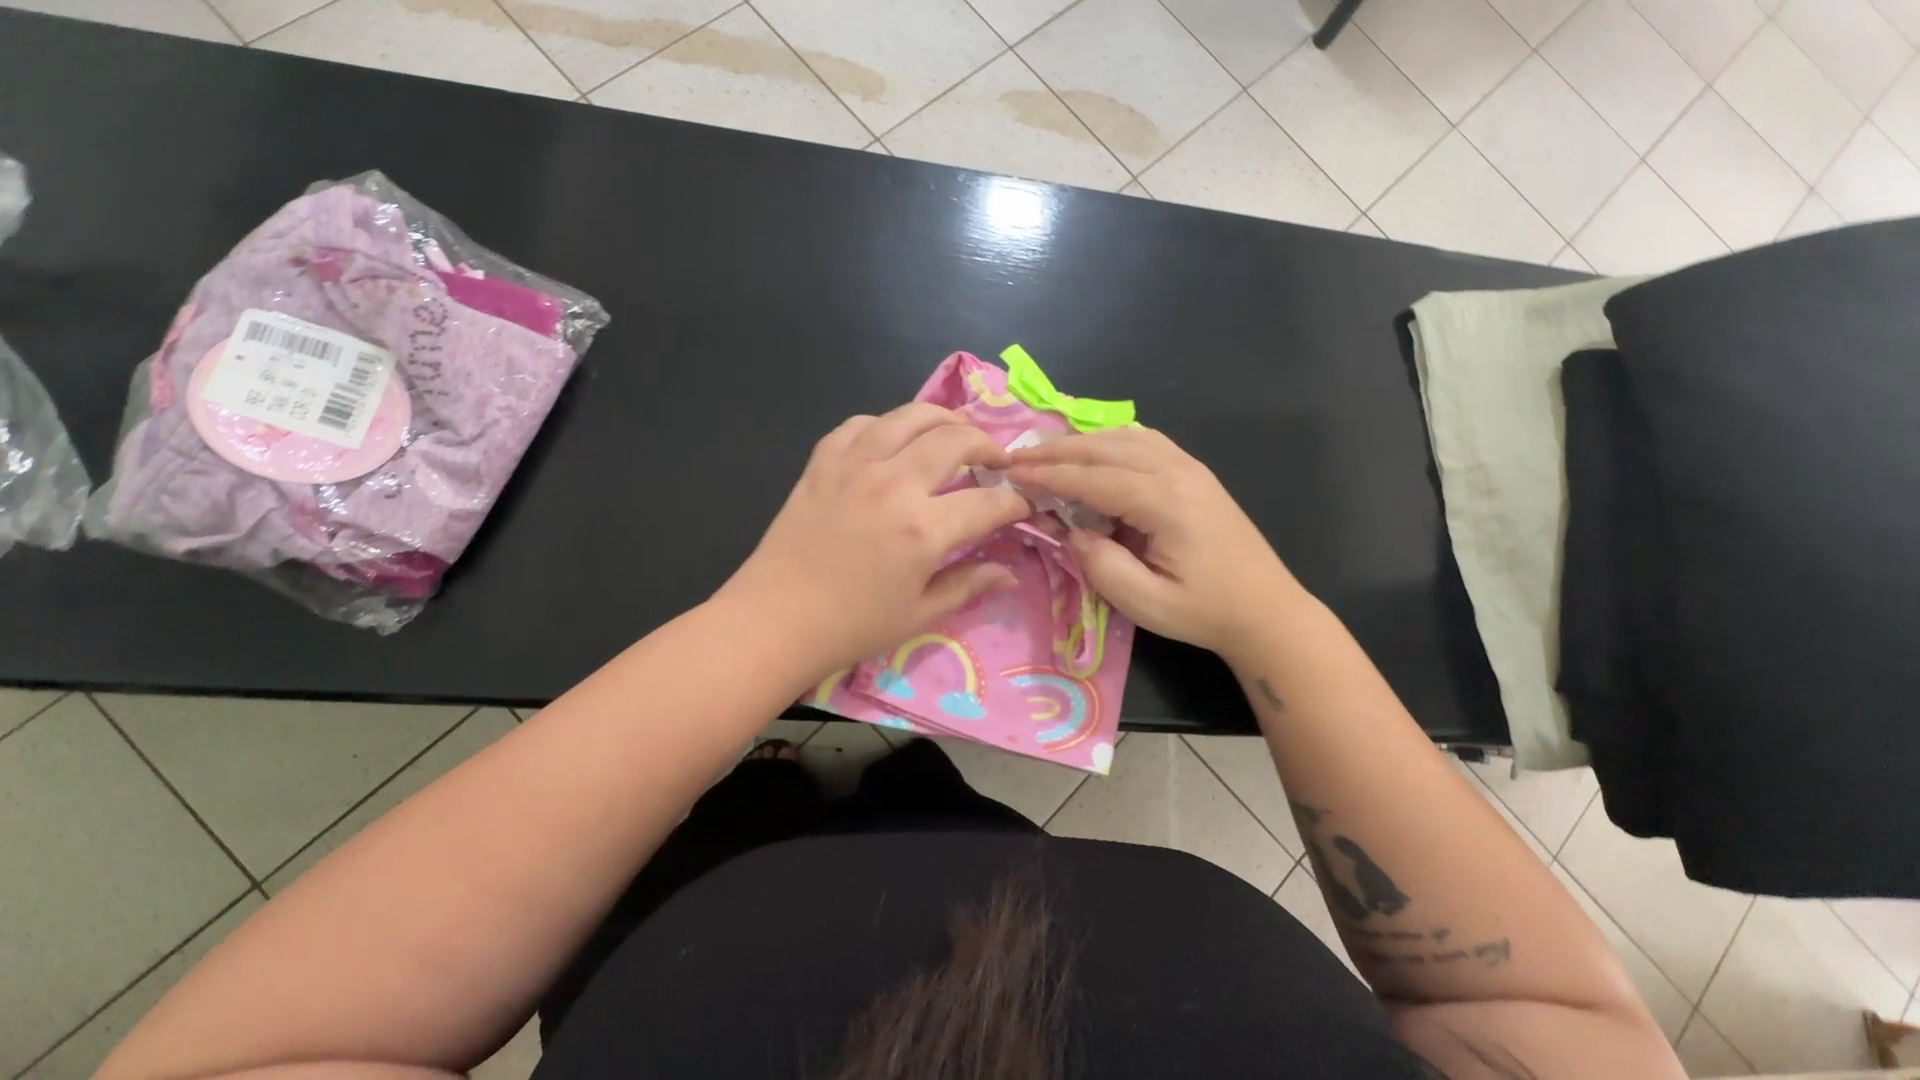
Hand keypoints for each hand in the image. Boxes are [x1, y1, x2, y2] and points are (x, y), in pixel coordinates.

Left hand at [718, 404, 1031, 679]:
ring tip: (958, 431)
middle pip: (955, 440)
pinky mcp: (823, 462)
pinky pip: (861, 424)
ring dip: (943, 418)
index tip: (1023, 505)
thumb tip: (1009, 572)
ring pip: (910, 417)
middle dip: (988, 445)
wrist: (776, 619)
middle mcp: (894, 483)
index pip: (988, 502)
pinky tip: (895, 439)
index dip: (1014, 502)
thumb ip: (968, 585)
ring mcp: (855, 466)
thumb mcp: (919, 615)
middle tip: (998, 461)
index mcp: (924, 528)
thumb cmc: (851, 626)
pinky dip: (886, 424)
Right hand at [1009, 427, 1302, 654]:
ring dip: (1081, 443)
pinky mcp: (1195, 473)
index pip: (1093, 478)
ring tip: (1044, 454)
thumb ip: (1100, 564)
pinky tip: (1093, 451)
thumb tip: (1072, 531)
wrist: (1266, 610)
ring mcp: (1189, 467)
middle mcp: (1177, 471)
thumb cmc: (1204, 612)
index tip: (1010, 474)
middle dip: (1056, 451)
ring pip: (1124, 437)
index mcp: (1165, 501)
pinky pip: (1145, 441)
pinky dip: (1110, 440)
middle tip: (1015, 458)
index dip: (1048, 475)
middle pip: (1105, 448)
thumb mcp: (1145, 602)